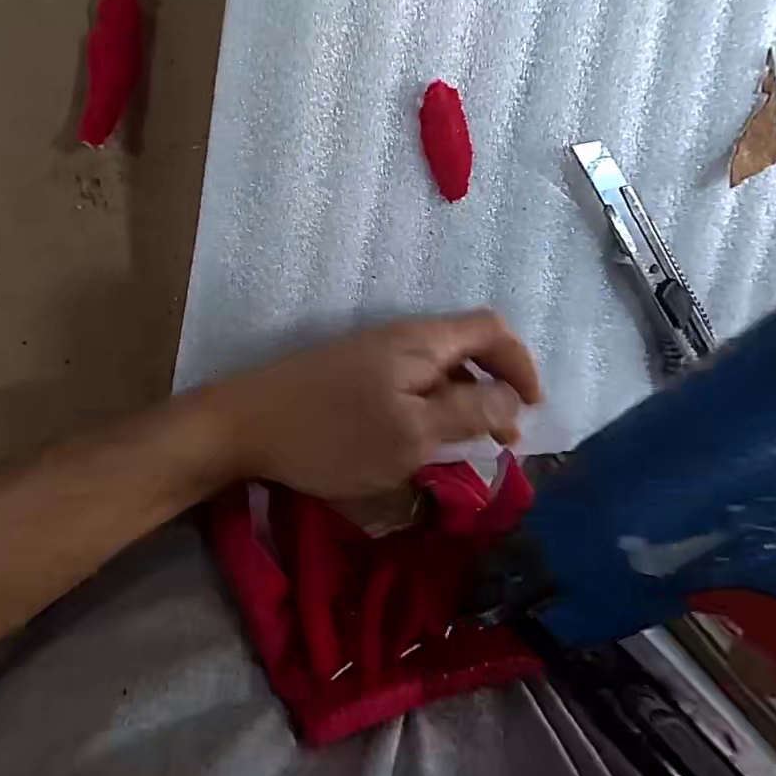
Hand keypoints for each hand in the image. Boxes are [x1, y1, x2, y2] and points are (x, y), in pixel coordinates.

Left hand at [188, 311, 541, 499]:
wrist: (243, 423)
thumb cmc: (332, 433)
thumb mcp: (410, 434)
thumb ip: (467, 413)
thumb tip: (512, 402)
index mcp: (423, 342)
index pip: (491, 330)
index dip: (521, 364)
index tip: (532, 409)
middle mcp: (403, 336)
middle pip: (468, 347)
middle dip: (495, 387)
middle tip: (503, 439)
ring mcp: (375, 352)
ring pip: (439, 368)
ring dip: (464, 400)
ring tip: (468, 445)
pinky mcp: (354, 371)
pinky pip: (412, 382)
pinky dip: (433, 405)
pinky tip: (422, 438)